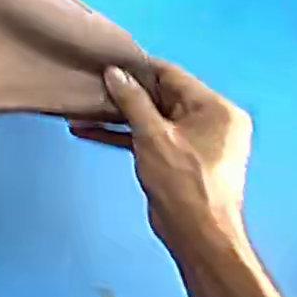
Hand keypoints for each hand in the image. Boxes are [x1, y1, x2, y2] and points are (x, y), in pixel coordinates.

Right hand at [71, 62, 251, 252]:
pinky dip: (120, 132)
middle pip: (157, 94)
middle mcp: (209, 120)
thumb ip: (132, 99)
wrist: (198, 236)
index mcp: (216, 109)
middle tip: (88, 82)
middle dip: (121, 92)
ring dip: (115, 114)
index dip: (135, 66)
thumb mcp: (152, 134)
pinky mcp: (177, 155)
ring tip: (80, 108)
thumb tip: (113, 71)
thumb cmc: (183, 181)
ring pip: (147, 115)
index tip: (103, 60)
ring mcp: (193, 139)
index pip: (170, 74)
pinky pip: (146, 134)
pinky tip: (87, 130)